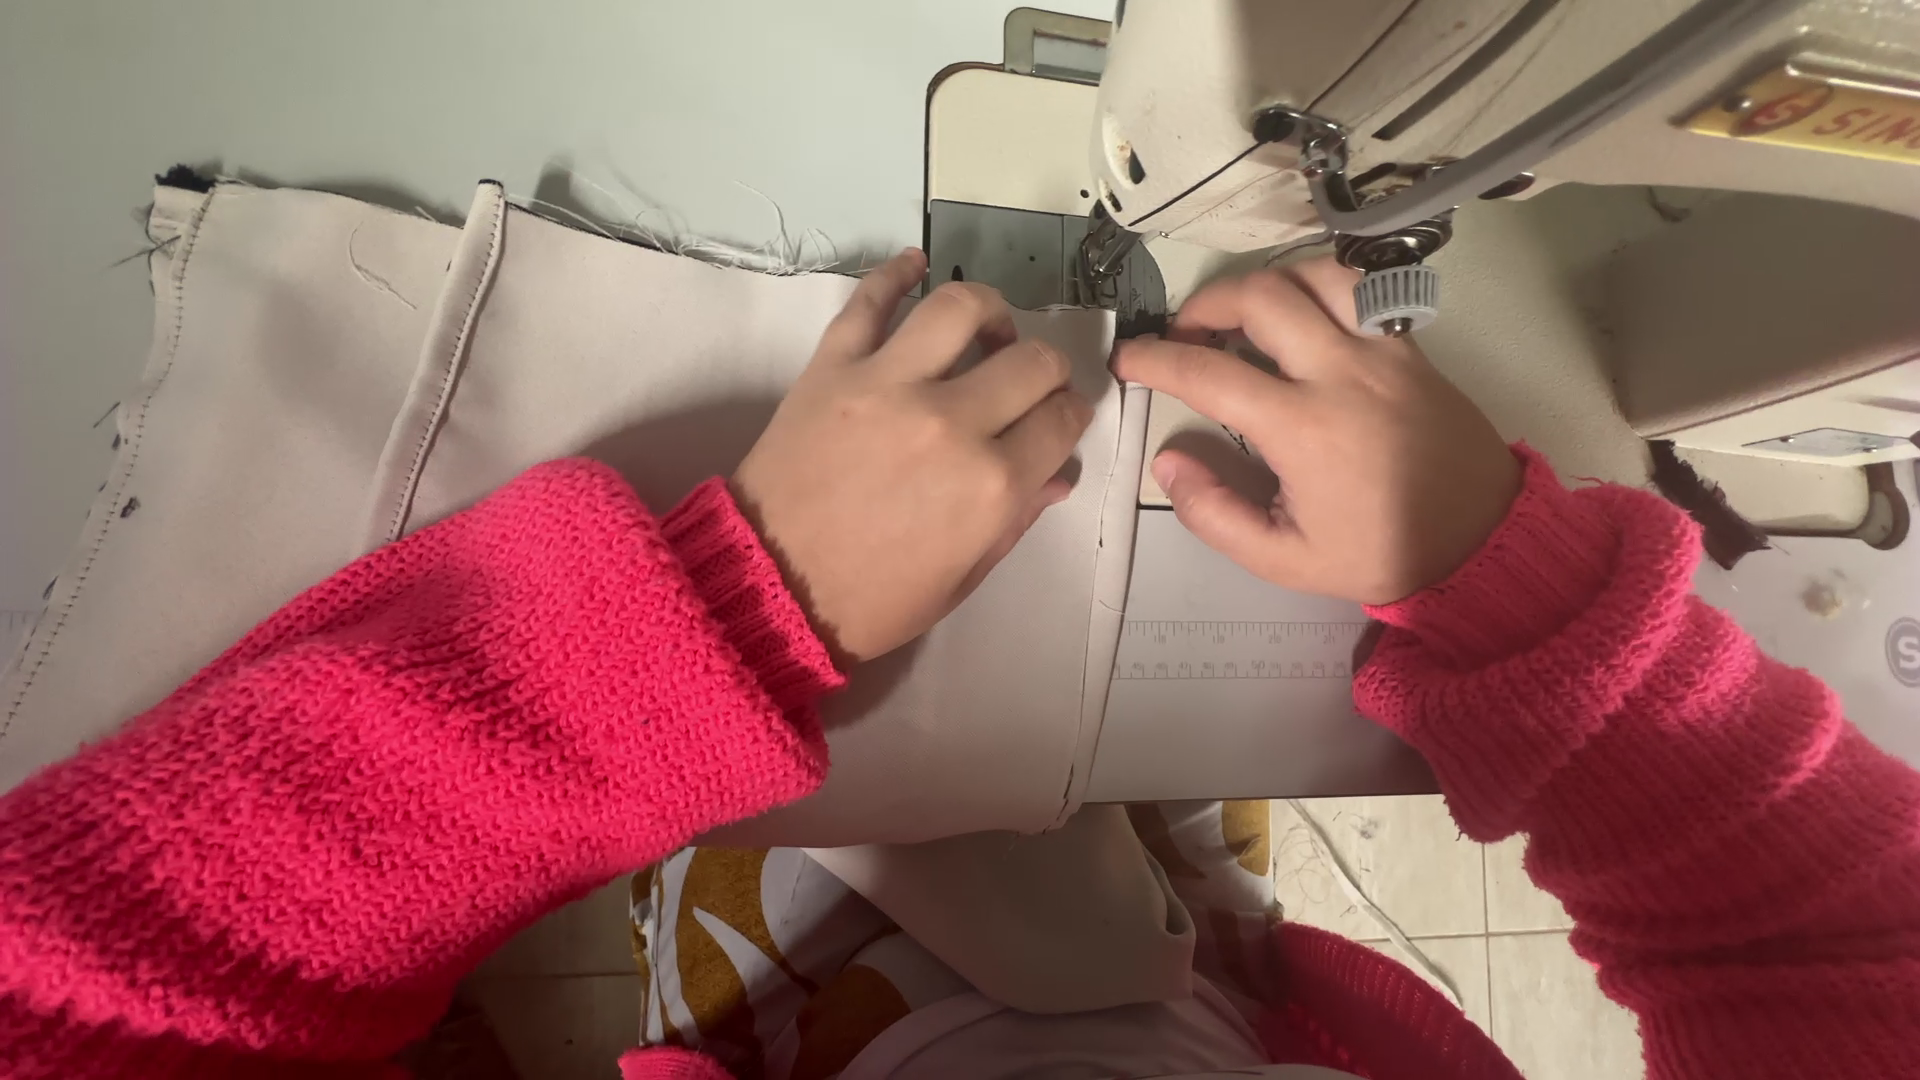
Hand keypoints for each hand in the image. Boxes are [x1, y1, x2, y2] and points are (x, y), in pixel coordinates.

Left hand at [733, 249, 1093, 662]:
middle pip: (1032, 360)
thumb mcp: (960, 578)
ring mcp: (887, 385)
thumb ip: (1015, 521)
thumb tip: (1056, 473)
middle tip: (1032, 384)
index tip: (1060, 419)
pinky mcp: (832, 367)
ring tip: (988, 332)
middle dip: (1049, 371)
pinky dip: (897, 272)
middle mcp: (951, 423)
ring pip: (962, 306)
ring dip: (991, 312)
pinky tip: (917, 264)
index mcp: (991, 487)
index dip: (1072, 416)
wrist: (767, 588)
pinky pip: (870, 299)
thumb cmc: (872, 601)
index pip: (1062, 421)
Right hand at [1112, 257, 1519, 605]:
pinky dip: (1311, 285)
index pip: (1209, 374)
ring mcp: (1383, 350)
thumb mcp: (1281, 558)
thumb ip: (1214, 514)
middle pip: (1260, 297)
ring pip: (1313, 274)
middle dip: (1203, 305)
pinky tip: (1296, 315)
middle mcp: (1342, 372)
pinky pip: (1357, 287)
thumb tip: (1169, 461)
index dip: (1155, 360)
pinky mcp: (1409, 346)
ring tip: (1238, 316)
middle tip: (1182, 334)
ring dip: (1262, 283)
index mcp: (1303, 428)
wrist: (1483, 539)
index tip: (1126, 358)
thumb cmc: (1376, 552)